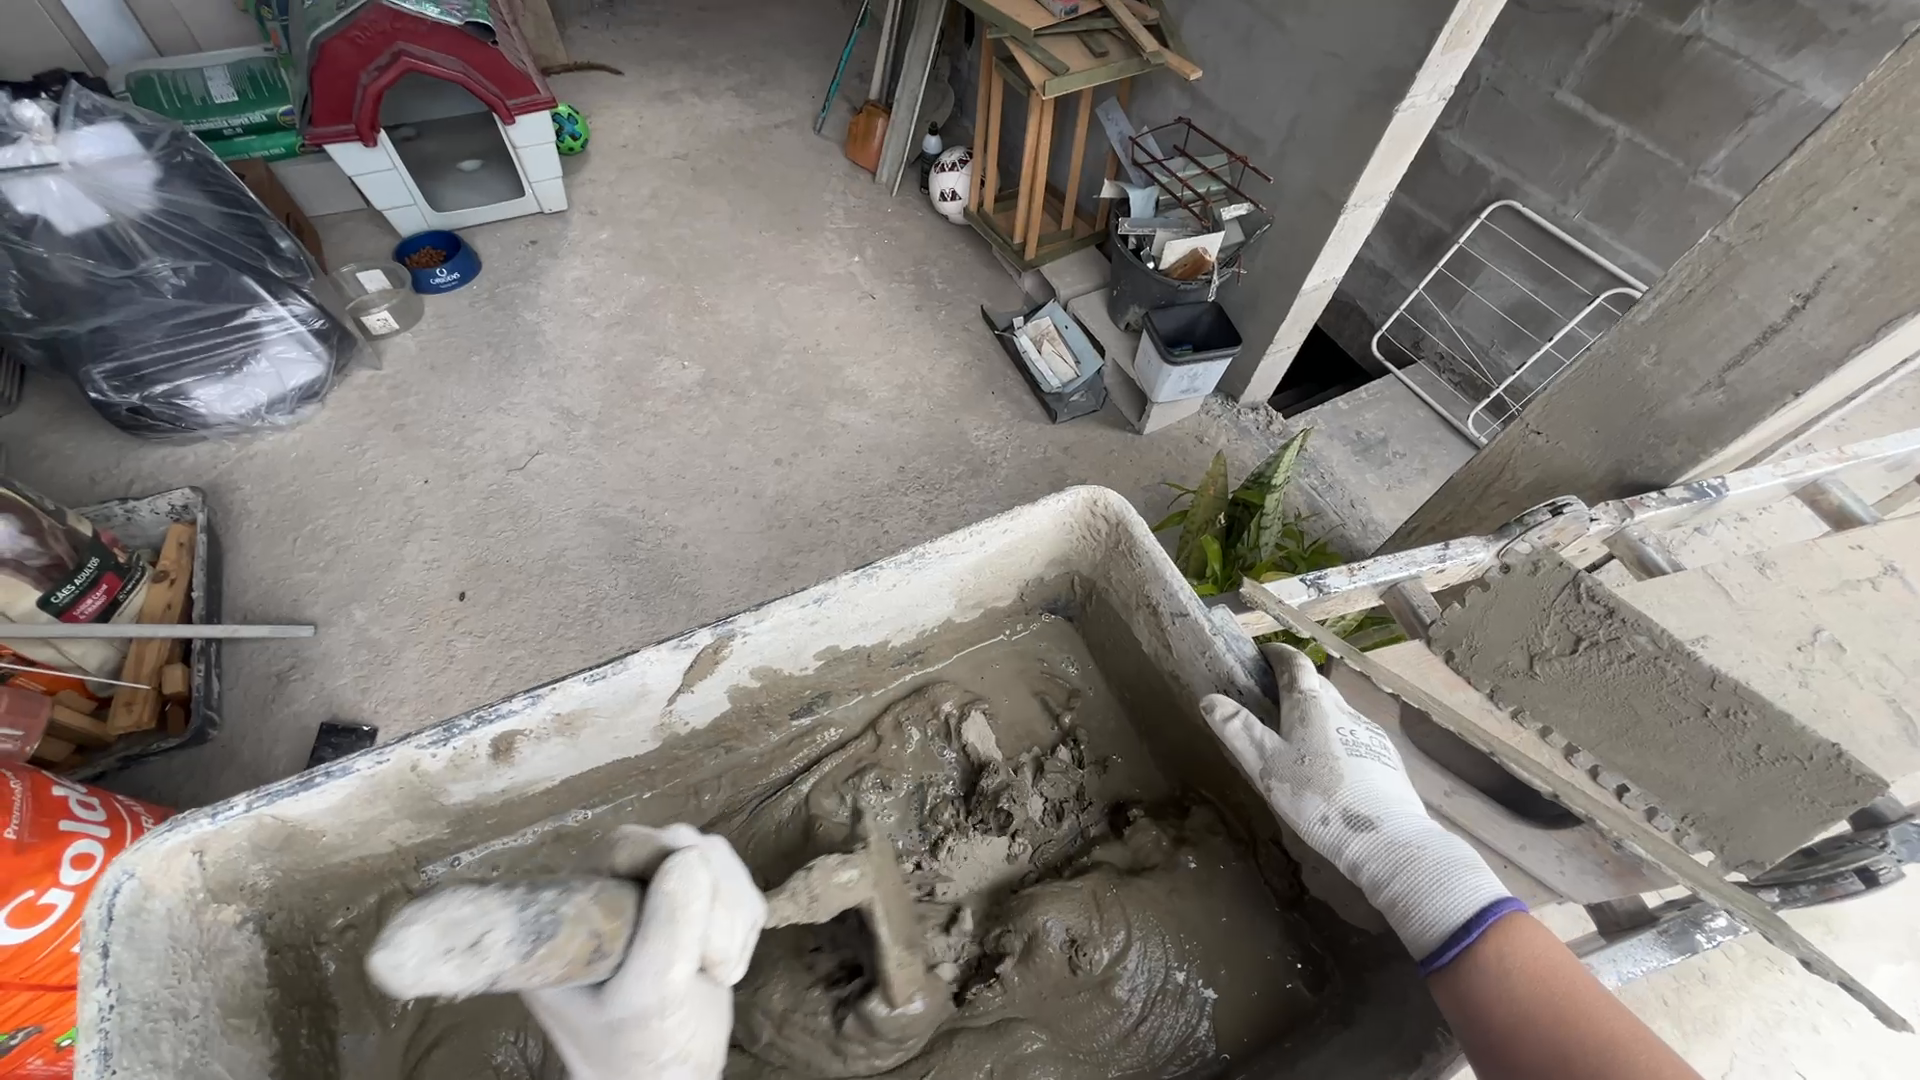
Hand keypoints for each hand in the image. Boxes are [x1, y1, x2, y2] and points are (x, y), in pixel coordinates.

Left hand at [522, 824, 767, 1079]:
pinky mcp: (709, 896)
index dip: (664, 867)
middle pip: (684, 844)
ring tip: (712, 970)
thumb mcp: (645, 997)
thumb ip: (664, 930)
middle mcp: (624, 883)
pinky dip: (747, 925)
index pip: (628, 844)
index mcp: (583, 902)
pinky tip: (723, 964)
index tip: (686, 920)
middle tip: (704, 962)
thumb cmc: (638, 1050)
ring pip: (721, 858)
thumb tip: (691, 856)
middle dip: (711, 905)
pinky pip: (744, 882)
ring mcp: (667, 886)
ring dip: (733, 919)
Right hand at [1200, 644, 1518, 971]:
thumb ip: (1238, 729)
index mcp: (1311, 706)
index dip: (1278, 654)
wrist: (1388, 840)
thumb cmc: (1318, 797)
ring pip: (1336, 712)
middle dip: (1294, 684)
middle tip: (1270, 699)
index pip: (1295, 663)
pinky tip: (1330, 769)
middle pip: (1317, 685)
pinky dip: (1335, 739)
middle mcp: (1343, 710)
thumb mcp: (1266, 765)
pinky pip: (1353, 737)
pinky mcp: (1386, 759)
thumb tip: (1210, 699)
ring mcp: (1368, 734)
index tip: (1262, 654)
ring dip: (1315, 714)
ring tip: (1297, 739)